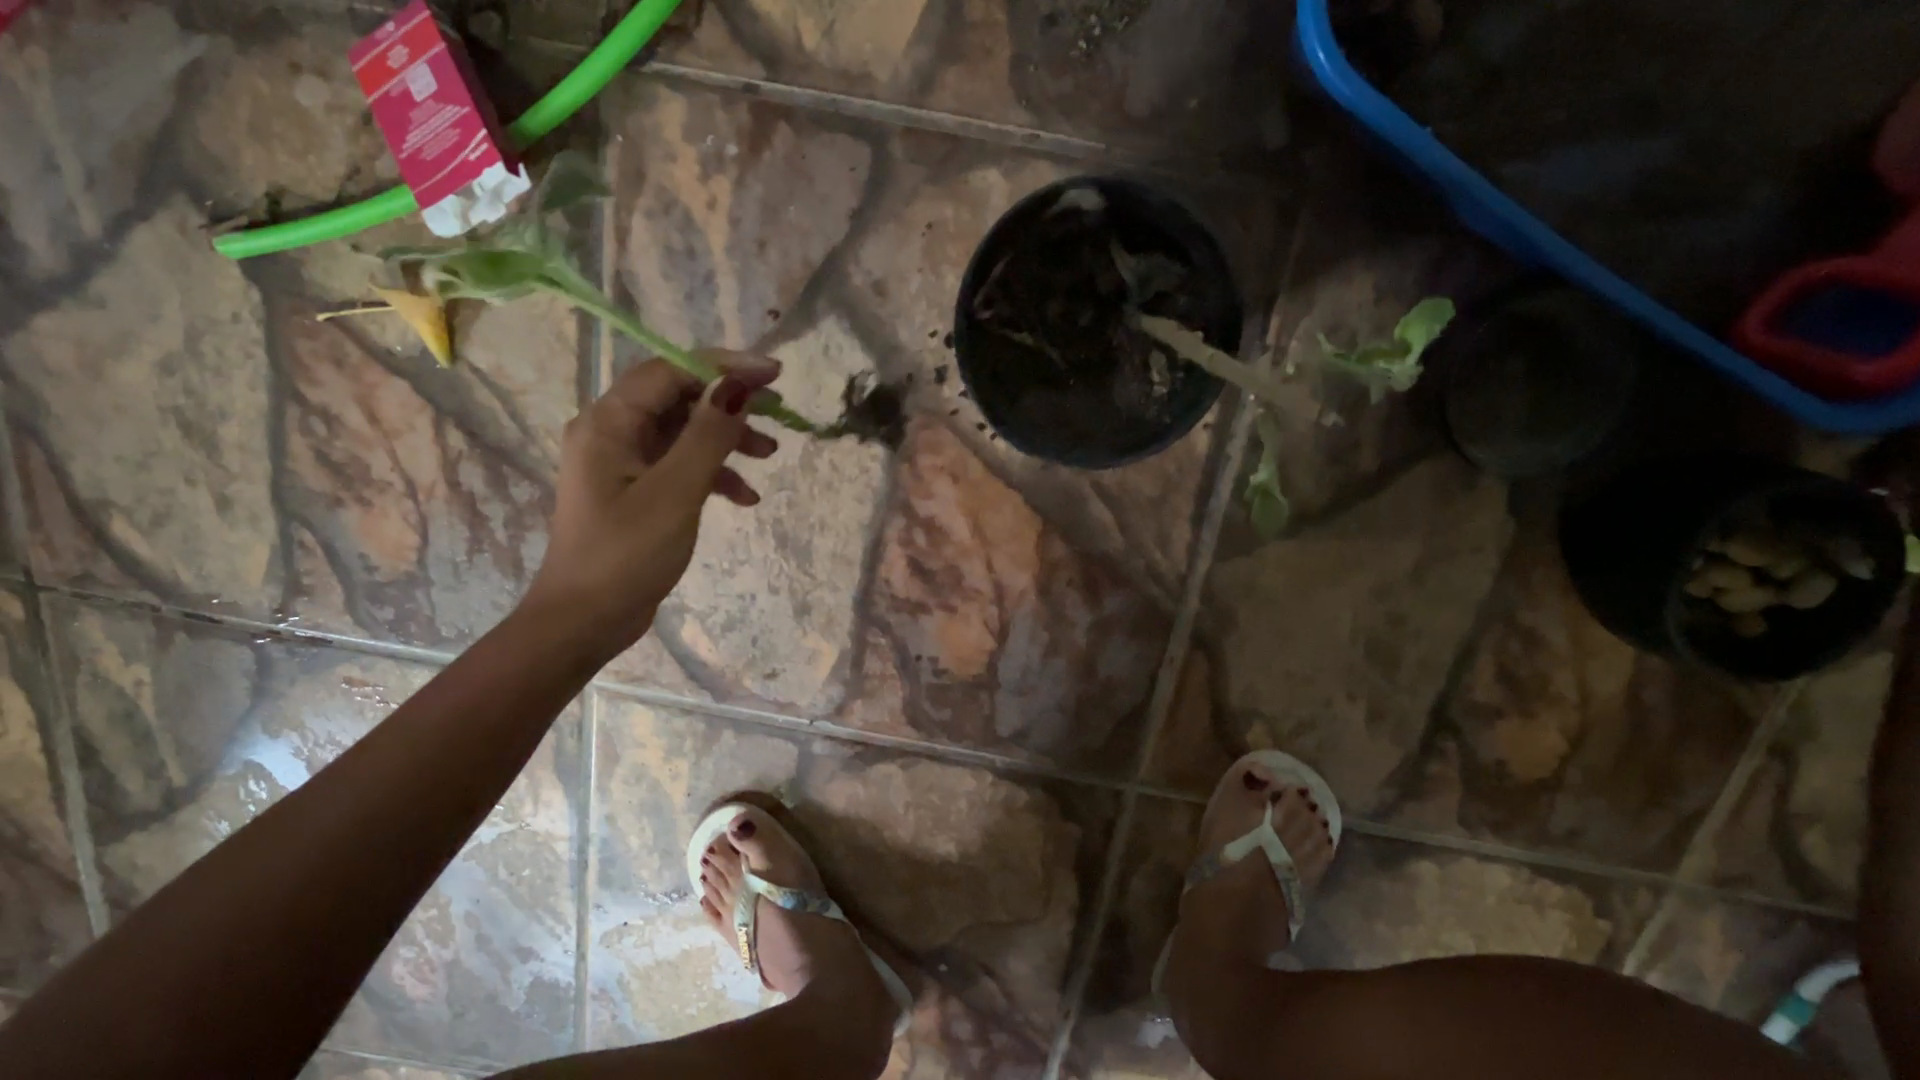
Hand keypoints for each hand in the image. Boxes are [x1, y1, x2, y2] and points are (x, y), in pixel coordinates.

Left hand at [523, 353, 780, 659]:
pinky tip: (744, 498)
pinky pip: (679, 465)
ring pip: (683, 432)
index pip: (670, 370)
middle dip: (729, 405)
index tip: (774, 374)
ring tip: (769, 458)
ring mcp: (621, 462)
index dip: (724, 366)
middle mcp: (610, 431)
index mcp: (609, 422)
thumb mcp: (676, 492)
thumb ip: (708, 435)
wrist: (584, 620)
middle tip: (777, 414)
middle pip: (678, 397)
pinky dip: (712, 473)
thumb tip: (737, 386)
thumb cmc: (626, 554)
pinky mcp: (634, 490)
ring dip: (726, 440)